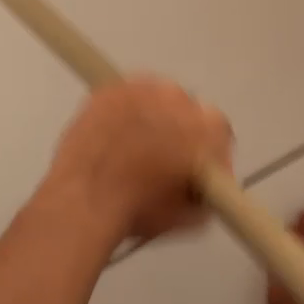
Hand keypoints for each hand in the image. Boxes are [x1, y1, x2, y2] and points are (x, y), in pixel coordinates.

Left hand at [42, 76, 232, 240]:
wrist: (84, 198)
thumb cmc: (141, 208)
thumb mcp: (189, 216)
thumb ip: (206, 195)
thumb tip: (202, 189)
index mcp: (208, 126)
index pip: (218, 134)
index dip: (208, 155)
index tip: (196, 174)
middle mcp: (181, 97)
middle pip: (188, 112)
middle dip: (180, 133)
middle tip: (163, 162)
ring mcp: (141, 88)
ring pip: (156, 100)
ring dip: (153, 118)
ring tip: (134, 147)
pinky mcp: (110, 88)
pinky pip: (126, 96)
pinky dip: (124, 112)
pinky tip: (114, 134)